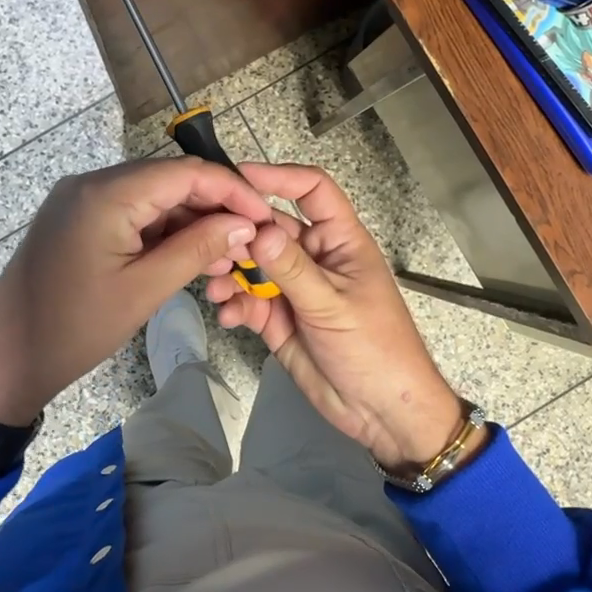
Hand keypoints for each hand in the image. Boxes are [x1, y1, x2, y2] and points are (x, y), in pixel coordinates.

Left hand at [0, 157, 274, 426]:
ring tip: (227, 255)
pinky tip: (189, 254)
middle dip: (213, 206)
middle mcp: (91, 183)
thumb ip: (197, 248)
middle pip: (168, 180)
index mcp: (105, 193)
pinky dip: (161, 230)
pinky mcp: (76, 218)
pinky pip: (129, 212)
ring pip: (151, 196)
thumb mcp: (144, 290)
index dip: (231, 189)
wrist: (5, 357)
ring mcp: (80, 199)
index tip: (265, 216)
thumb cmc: (75, 329)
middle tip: (250, 240)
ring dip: (189, 221)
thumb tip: (246, 223)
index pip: (184, 172)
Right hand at [205, 163, 460, 469]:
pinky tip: (227, 316)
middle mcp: (313, 257)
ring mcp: (293, 288)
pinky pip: (247, 301)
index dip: (279, 178)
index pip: (312, 192)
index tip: (239, 176)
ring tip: (213, 285)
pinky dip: (233, 304)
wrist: (382, 414)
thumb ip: (292, 269)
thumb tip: (258, 230)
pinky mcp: (277, 319)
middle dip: (240, 232)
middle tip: (209, 241)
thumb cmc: (375, 349)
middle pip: (270, 227)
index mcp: (340, 241)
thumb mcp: (332, 306)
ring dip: (230, 271)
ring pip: (252, 265)